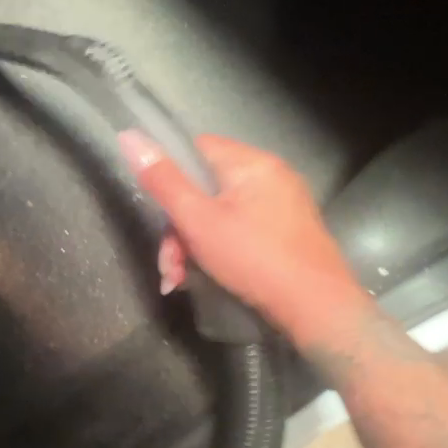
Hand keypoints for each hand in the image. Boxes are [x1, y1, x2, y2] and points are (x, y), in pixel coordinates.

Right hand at [118, 131, 369, 340]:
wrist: (319, 312)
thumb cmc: (255, 259)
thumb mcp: (197, 220)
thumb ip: (162, 179)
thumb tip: (129, 136)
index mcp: (252, 164)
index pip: (195, 148)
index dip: (169, 174)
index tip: (159, 209)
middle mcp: (271, 177)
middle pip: (202, 187)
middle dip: (177, 227)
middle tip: (169, 263)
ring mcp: (281, 205)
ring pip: (216, 212)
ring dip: (190, 244)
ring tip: (179, 278)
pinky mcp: (285, 232)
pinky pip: (237, 228)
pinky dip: (215, 249)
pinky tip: (200, 277)